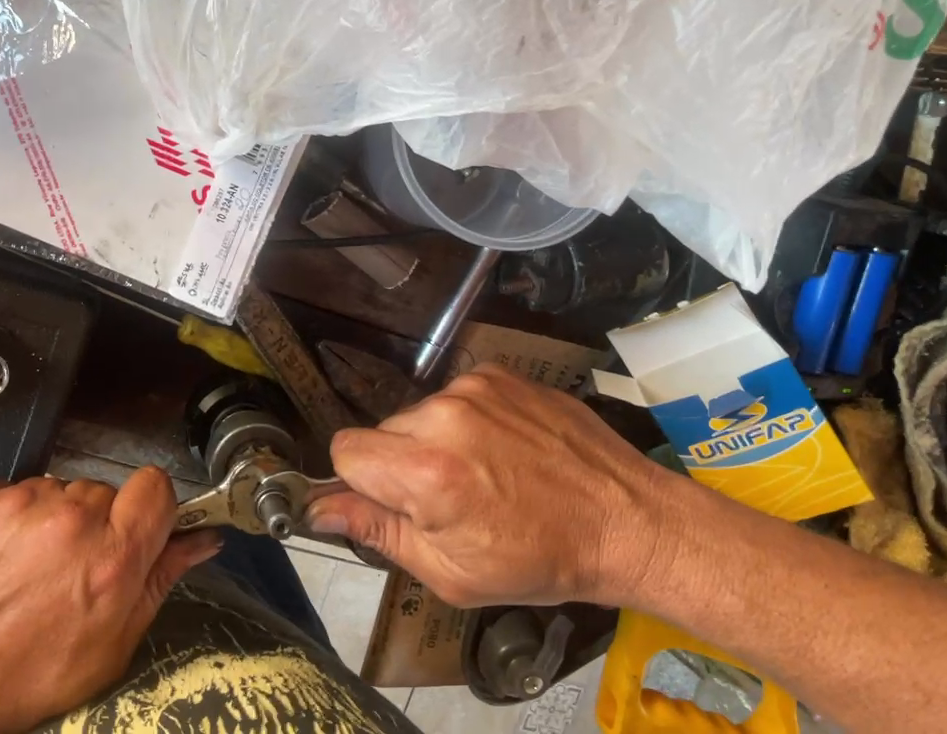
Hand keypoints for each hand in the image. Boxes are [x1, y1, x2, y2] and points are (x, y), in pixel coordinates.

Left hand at [0, 470, 220, 733]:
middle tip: (58, 571)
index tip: (130, 528)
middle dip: (87, 524)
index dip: (148, 506)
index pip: (155, 486)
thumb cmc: (13, 683)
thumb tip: (201, 541)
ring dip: (40, 520)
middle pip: (98, 492)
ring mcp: (13, 501)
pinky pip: (1, 494)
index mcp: (110, 558)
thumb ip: (156, 582)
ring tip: (10, 571)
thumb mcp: (103, 650)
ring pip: (49, 491)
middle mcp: (67, 517)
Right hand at [308, 365, 671, 607]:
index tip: (394, 504)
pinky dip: (466, 422)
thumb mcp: (450, 573)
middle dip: (400, 465)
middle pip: (381, 432)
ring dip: (434, 442)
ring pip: (417, 415)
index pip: (345, 451)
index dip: (361, 483)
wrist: (629, 522)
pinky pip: (453, 396)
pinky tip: (503, 449)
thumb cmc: (542, 561)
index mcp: (426, 472)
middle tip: (449, 499)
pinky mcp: (497, 373)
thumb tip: (317, 509)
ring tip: (483, 473)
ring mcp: (473, 387)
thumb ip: (376, 533)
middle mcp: (443, 416)